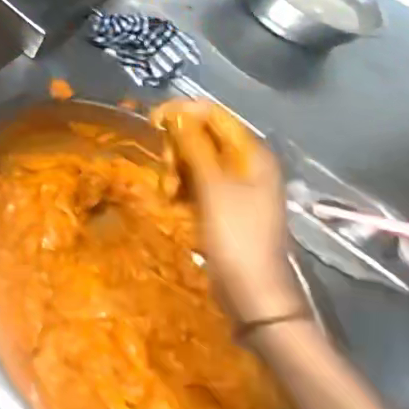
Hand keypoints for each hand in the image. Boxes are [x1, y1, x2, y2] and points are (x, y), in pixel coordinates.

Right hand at [152, 100, 307, 324]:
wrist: (255, 297)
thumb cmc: (236, 237)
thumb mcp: (212, 187)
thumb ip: (194, 144)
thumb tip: (176, 112)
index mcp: (251, 153)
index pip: (213, 113)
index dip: (183, 112)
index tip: (154, 123)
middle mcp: (245, 163)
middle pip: (202, 134)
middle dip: (177, 146)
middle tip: (167, 169)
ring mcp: (235, 186)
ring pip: (195, 159)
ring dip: (175, 169)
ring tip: (168, 193)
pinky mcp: (224, 206)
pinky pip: (197, 182)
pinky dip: (182, 187)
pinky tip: (173, 203)